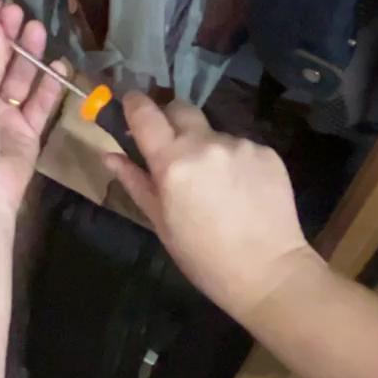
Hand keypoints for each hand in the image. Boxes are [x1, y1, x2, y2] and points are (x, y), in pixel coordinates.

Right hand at [104, 93, 320, 318]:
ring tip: (215, 185)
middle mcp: (205, 143)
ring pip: (212, 132)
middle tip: (172, 149)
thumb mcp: (160, 223)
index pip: (145, 112)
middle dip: (170, 120)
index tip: (131, 105)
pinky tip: (240, 190)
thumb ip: (135, 182)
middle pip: (180, 108)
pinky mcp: (267, 151)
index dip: (134, 103)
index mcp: (172, 162)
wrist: (268, 273)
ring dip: (206, 147)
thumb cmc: (203, 256)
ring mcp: (239, 144)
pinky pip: (240, 146)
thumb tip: (109, 156)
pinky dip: (234, 161)